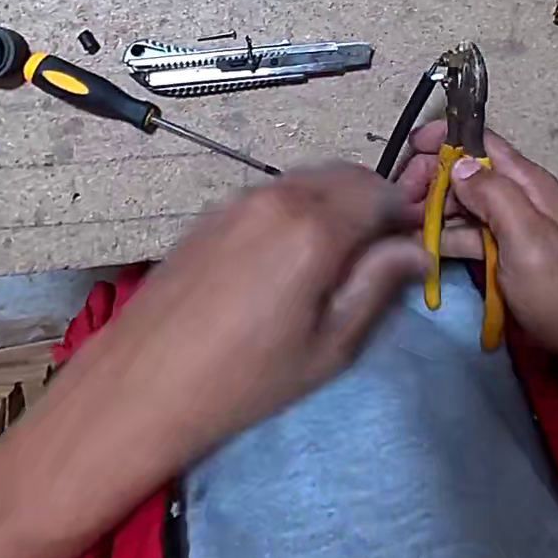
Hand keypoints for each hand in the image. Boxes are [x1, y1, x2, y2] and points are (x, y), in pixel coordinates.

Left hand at [0, 164, 425, 557]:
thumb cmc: (245, 379)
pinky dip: (302, 204)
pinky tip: (290, 249)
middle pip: (348, 175)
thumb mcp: (328, 345)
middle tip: (380, 248)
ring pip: (311, 178)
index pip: (382, 191)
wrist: (141, 381)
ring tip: (337, 252)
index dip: (406, 212)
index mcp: (315, 225)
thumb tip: (416, 249)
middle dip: (375, 201)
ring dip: (338, 200)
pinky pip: (276, 191)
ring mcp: (242, 196)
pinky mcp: (216, 208)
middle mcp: (280, 194)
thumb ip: (377, 284)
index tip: (412, 241)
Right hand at [398, 123, 557, 364]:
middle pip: (463, 170)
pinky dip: (441, 235)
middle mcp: (516, 195)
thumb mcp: (529, 241)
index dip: (443, 139)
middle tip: (399, 202)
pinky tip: (418, 245)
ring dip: (429, 208)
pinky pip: (465, 233)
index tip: (409, 150)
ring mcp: (507, 225)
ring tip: (401, 226)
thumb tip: (459, 163)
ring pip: (460, 202)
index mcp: (527, 183)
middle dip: (429, 178)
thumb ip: (494, 196)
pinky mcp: (500, 251)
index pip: (480, 141)